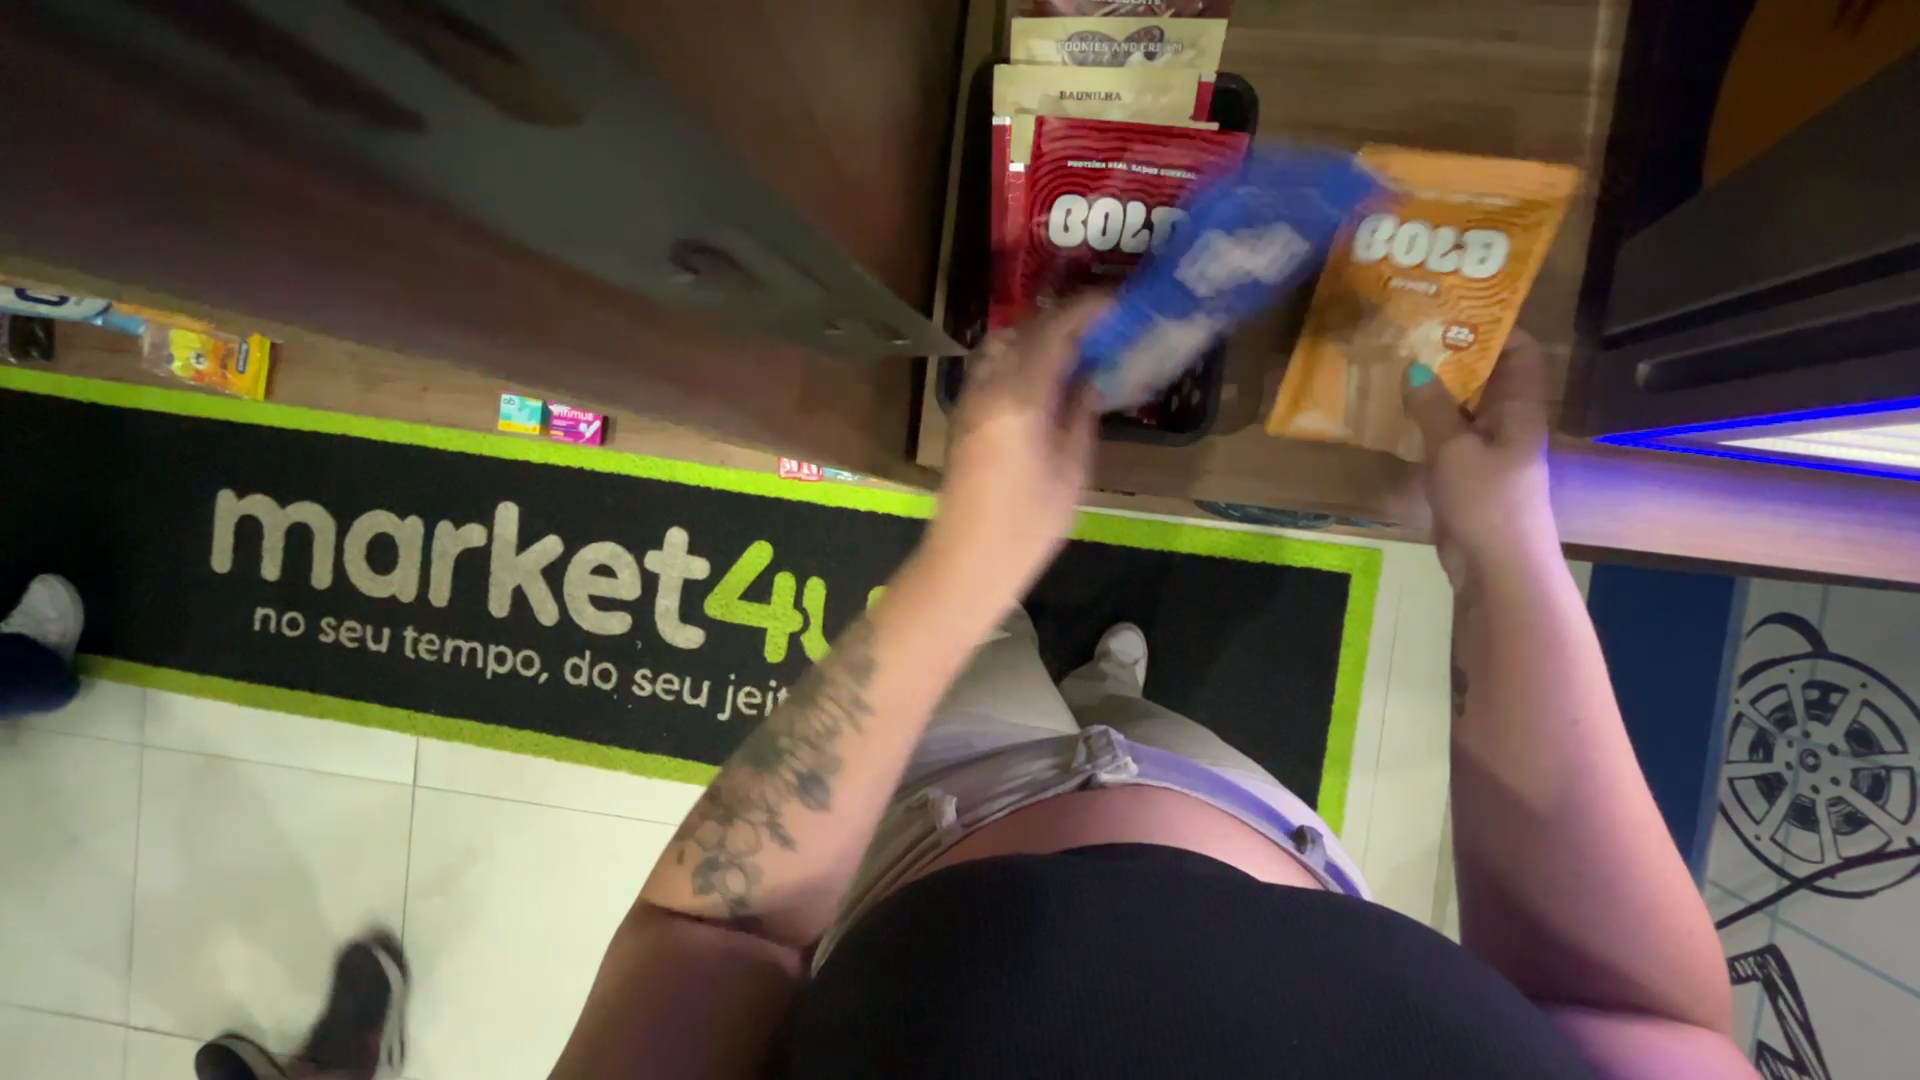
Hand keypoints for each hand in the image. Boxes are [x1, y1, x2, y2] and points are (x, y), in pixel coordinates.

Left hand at [924, 296, 1109, 608]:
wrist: (968, 560)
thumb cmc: (1028, 525)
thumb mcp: (1071, 470)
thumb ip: (1081, 414)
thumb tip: (1091, 378)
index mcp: (1021, 397)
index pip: (1055, 331)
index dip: (1088, 310)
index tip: (1117, 302)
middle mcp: (989, 387)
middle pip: (1024, 328)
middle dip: (1063, 317)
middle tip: (1101, 324)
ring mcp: (969, 399)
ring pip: (1002, 343)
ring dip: (1036, 333)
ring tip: (1073, 347)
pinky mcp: (962, 416)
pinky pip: (990, 366)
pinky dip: (1018, 355)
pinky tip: (1042, 375)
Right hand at [1403, 331, 1558, 588]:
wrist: (1495, 566)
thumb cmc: (1486, 501)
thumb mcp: (1454, 450)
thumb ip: (1433, 409)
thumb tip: (1415, 367)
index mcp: (1520, 411)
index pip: (1520, 354)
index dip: (1496, 328)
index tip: (1456, 307)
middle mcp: (1507, 425)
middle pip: (1488, 378)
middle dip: (1456, 354)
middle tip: (1413, 332)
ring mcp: (1486, 452)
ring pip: (1462, 408)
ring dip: (1436, 389)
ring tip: (1398, 364)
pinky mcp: (1464, 476)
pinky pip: (1446, 437)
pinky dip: (1425, 422)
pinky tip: (1396, 414)